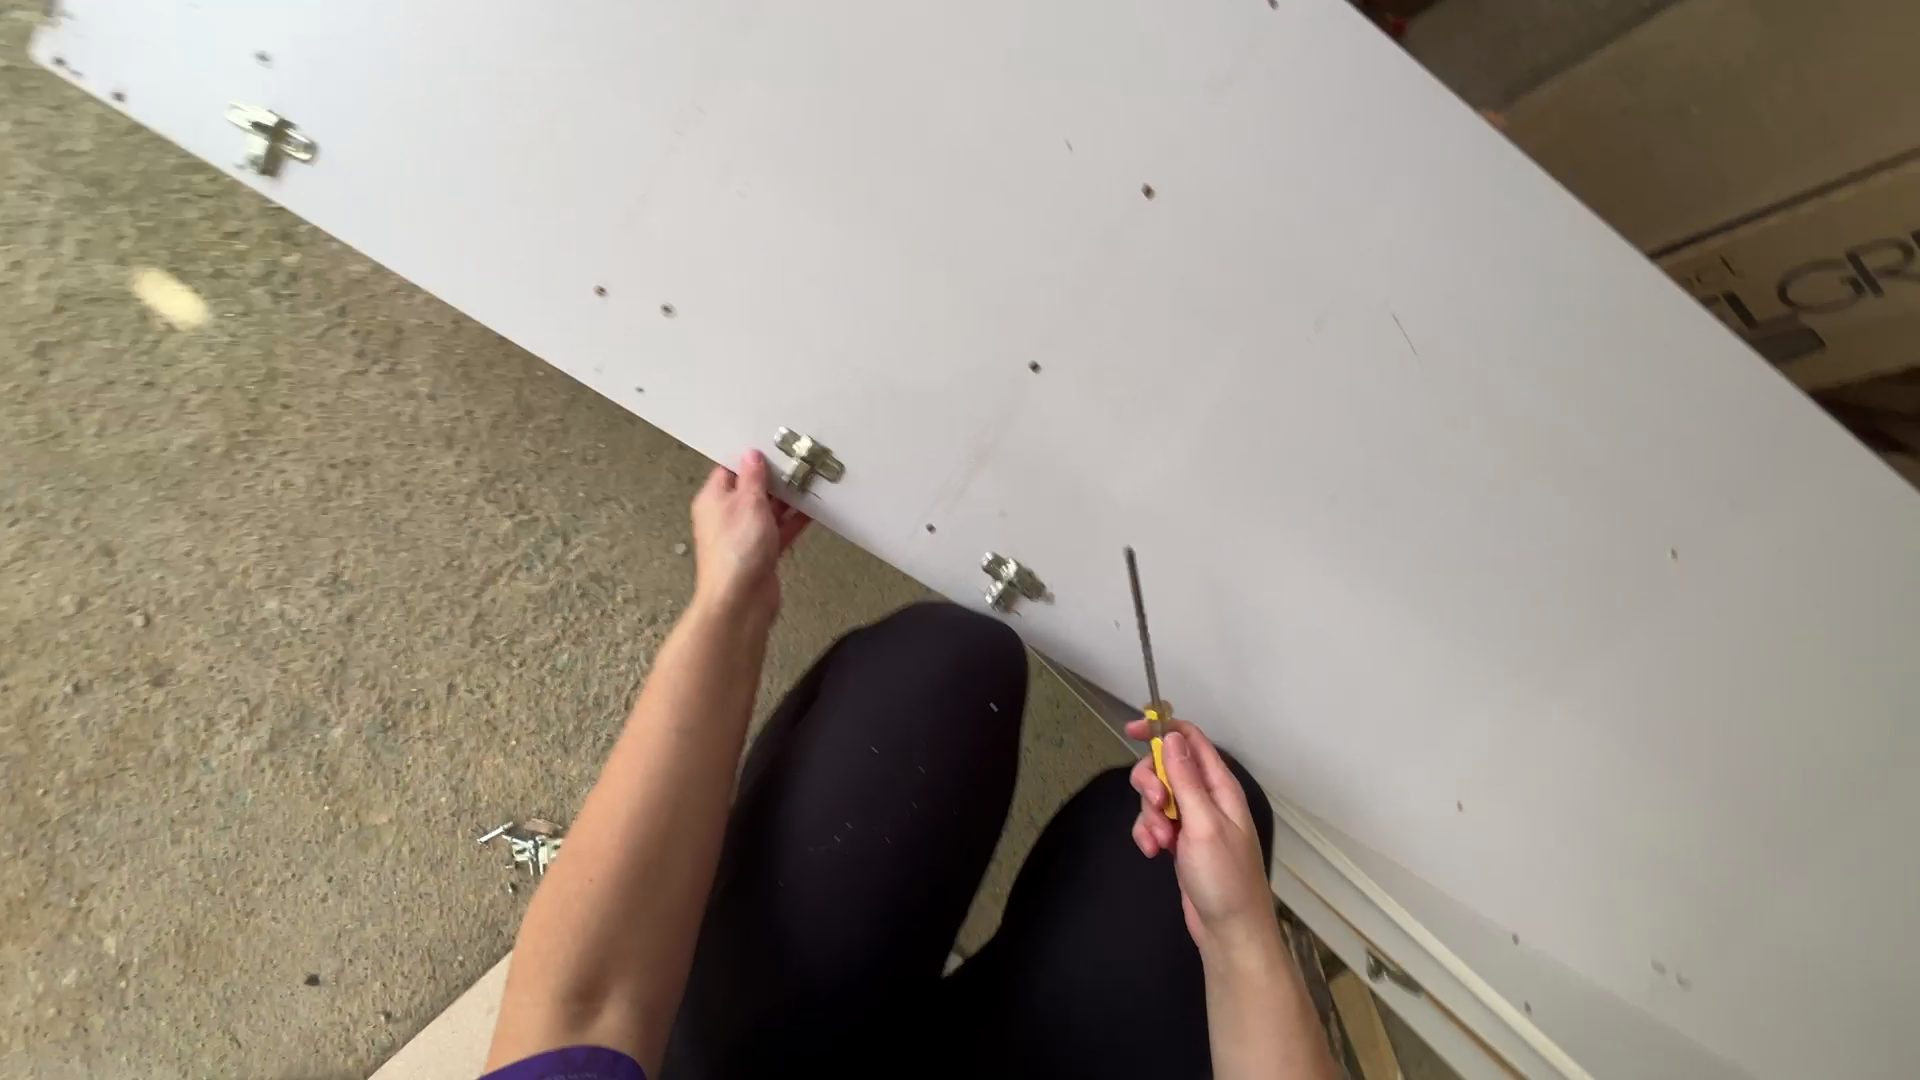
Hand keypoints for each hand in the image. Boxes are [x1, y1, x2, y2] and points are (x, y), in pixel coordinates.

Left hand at [689, 451, 809, 624]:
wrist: (741, 600)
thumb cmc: (736, 552)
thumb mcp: (748, 502)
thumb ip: (753, 477)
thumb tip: (752, 456)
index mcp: (714, 499)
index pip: (731, 469)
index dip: (752, 459)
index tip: (774, 449)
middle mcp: (726, 516)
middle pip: (752, 489)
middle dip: (775, 479)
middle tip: (798, 465)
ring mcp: (744, 535)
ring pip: (768, 510)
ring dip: (788, 500)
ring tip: (810, 484)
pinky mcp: (761, 552)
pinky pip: (779, 530)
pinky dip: (794, 521)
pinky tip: (811, 511)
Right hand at [1127, 719, 1276, 952]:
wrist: (1229, 932)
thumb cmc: (1224, 877)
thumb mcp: (1204, 824)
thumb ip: (1186, 779)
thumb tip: (1172, 736)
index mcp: (1219, 786)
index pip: (1190, 740)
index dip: (1162, 729)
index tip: (1132, 730)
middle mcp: (1206, 797)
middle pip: (1165, 767)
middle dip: (1150, 783)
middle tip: (1156, 805)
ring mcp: (1191, 819)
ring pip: (1155, 795)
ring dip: (1149, 815)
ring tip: (1159, 842)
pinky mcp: (1179, 840)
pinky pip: (1153, 822)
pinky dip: (1147, 833)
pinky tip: (1152, 852)